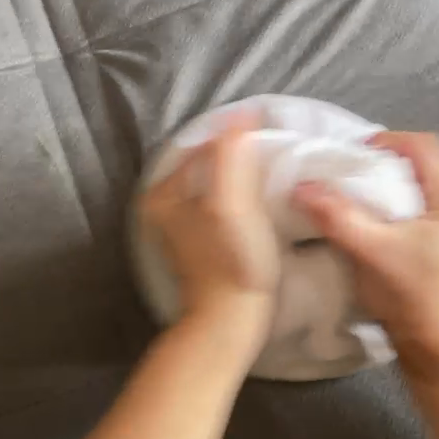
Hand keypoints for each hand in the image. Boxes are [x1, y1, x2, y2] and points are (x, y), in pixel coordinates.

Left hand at [141, 114, 281, 323]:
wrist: (228, 322)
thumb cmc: (232, 262)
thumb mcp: (231, 203)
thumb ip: (231, 155)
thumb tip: (240, 116)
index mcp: (163, 190)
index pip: (207, 144)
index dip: (240, 136)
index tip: (273, 133)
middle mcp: (162, 204)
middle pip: (208, 163)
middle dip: (239, 154)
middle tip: (275, 150)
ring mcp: (179, 225)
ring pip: (215, 183)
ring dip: (241, 174)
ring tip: (273, 171)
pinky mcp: (199, 242)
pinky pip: (220, 203)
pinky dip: (240, 196)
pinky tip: (262, 200)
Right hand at [294, 131, 438, 373]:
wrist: (430, 340)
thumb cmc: (408, 294)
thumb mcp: (369, 250)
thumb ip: (336, 215)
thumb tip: (300, 185)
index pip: (422, 145)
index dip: (384, 141)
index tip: (349, 155)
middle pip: (423, 156)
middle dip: (383, 157)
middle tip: (348, 168)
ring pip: (420, 173)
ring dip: (387, 174)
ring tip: (354, 185)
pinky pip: (420, 192)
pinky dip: (393, 191)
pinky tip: (370, 206)